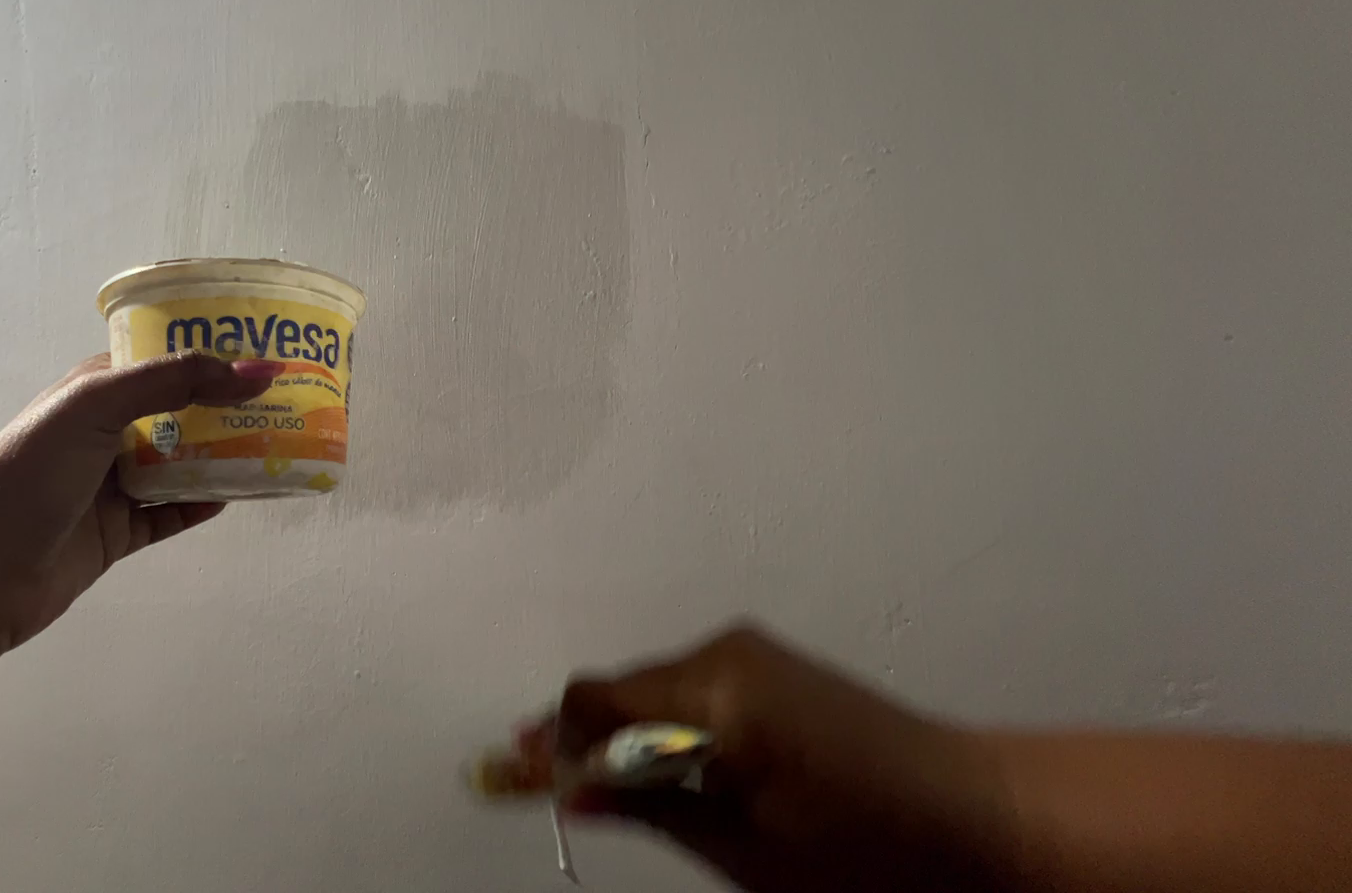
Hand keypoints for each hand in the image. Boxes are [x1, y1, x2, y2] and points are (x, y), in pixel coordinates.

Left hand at [0, 351, 275, 655]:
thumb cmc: (31, 470)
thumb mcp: (98, 405)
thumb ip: (176, 381)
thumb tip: (259, 370)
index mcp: (97, 390)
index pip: (165, 360)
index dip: (213, 353)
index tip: (265, 352)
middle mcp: (108, 432)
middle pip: (181, 413)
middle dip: (228, 407)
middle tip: (285, 402)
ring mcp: (114, 484)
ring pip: (183, 464)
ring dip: (225, 456)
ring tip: (277, 447)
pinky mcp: (120, 531)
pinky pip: (174, 512)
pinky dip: (205, 503)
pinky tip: (240, 495)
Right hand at [546, 624, 1021, 892]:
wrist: (988, 819)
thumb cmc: (872, 855)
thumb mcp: (748, 851)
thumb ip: (650, 808)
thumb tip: (576, 791)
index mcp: (718, 693)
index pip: (599, 701)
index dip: (554, 737)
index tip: (516, 768)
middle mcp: (724, 651)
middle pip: (622, 690)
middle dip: (590, 737)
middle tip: (561, 783)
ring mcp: (748, 649)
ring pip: (655, 687)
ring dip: (630, 731)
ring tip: (615, 783)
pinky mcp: (767, 659)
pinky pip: (691, 685)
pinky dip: (668, 721)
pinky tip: (670, 762)